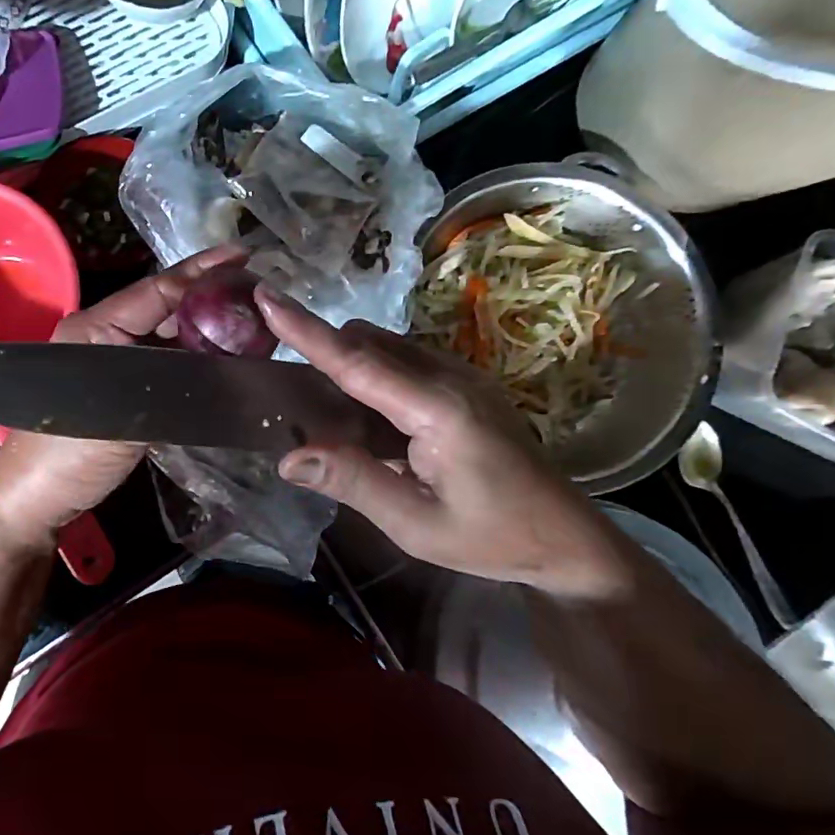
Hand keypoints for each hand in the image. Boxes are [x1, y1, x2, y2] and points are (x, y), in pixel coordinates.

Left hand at [0, 245, 250, 548]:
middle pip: (164, 305)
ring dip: (206, 325)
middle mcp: (104, 334)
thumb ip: (172, 390)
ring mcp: (113, 359)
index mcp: (94, 328)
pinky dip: (194, 356)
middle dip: (209, 295)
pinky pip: (164, 359)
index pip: (156, 291)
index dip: (202, 271)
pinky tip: (226, 355)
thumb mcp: (121, 421)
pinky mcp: (122, 384)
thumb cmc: (66, 457)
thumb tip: (228, 369)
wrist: (34, 499)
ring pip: (167, 332)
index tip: (244, 255)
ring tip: (252, 319)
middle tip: (258, 289)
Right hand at [257, 287, 632, 599]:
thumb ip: (353, 483)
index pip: (356, 362)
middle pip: (367, 343)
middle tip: (285, 386)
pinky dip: (373, 371)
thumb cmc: (491, 537)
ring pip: (386, 345)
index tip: (266, 295)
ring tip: (324, 409)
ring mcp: (462, 374)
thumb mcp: (415, 524)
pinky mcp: (467, 382)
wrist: (567, 538)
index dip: (306, 329)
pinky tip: (369, 417)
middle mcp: (450, 377)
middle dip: (322, 349)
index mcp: (437, 410)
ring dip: (348, 362)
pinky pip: (405, 358)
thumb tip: (288, 457)